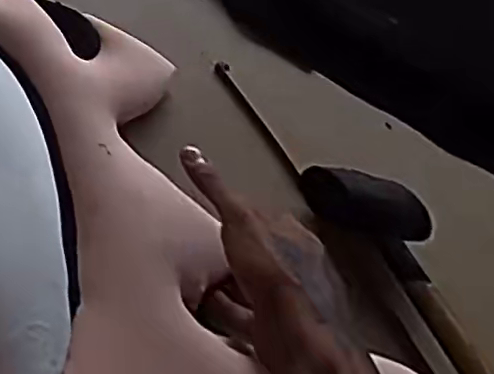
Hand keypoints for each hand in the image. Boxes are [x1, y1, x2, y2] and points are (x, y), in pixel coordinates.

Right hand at [183, 147, 377, 373]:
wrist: (299, 338)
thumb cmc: (285, 280)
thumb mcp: (239, 219)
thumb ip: (215, 188)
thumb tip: (193, 155)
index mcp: (296, 237)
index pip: (260, 212)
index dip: (232, 206)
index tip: (210, 202)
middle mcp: (299, 269)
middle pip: (257, 249)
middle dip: (229, 246)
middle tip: (202, 239)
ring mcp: (291, 301)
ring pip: (252, 282)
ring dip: (226, 279)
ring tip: (200, 272)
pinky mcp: (278, 326)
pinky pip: (245, 310)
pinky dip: (225, 306)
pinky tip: (210, 302)